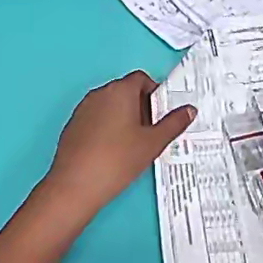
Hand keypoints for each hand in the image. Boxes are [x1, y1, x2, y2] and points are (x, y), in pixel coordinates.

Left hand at [42, 72, 194, 217]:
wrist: (76, 184)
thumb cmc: (117, 160)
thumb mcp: (153, 143)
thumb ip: (173, 123)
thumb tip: (188, 110)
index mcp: (120, 90)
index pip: (141, 78)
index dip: (155, 93)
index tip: (162, 113)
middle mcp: (99, 94)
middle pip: (125, 90)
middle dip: (141, 106)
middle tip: (152, 131)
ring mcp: (83, 109)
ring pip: (110, 105)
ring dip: (124, 117)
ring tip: (134, 144)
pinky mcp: (73, 125)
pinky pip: (96, 118)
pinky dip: (107, 128)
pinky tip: (113, 151)